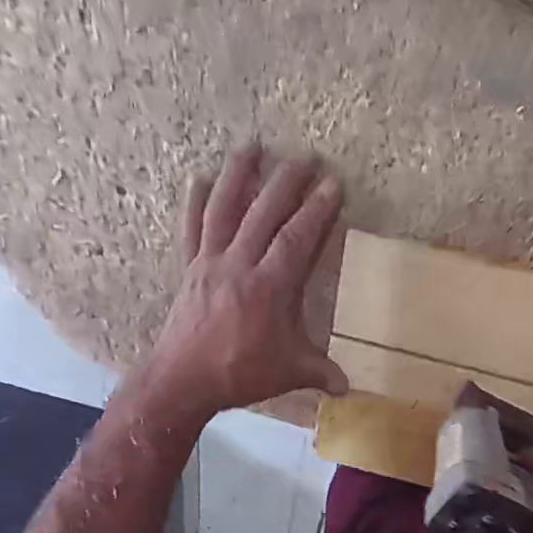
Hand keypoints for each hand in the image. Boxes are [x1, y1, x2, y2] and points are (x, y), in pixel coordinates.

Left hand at [140, 143, 348, 420]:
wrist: (183, 380)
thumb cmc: (241, 374)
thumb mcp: (291, 373)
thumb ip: (322, 372)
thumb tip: (349, 386)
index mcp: (269, 287)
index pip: (296, 239)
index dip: (316, 210)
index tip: (332, 184)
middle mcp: (239, 265)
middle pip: (264, 213)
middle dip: (287, 182)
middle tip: (306, 157)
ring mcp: (210, 263)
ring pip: (225, 209)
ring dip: (240, 176)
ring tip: (252, 146)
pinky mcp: (190, 269)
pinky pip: (193, 227)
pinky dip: (197, 201)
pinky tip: (202, 178)